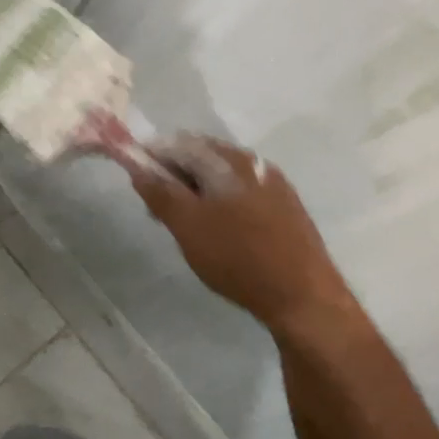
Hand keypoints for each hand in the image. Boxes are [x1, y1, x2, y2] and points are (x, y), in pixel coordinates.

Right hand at [129, 134, 357, 334]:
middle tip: (155, 205)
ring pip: (221, 173)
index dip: (151, 157)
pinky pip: (241, 188)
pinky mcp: (284, 203)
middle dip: (173, 173)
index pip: (177, 143)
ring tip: (184, 220)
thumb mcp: (187, 227)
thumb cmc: (236, 258)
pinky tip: (217, 226)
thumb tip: (138, 167)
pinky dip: (219, 198)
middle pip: (201, 154)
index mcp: (225, 161)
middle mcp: (251, 161)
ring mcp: (272, 181)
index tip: (135, 180)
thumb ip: (160, 192)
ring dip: (196, 187)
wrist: (302, 295)